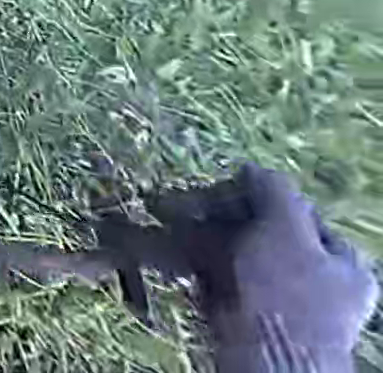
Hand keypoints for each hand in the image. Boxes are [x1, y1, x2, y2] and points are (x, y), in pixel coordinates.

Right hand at [160, 165, 376, 372]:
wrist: (267, 346)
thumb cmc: (287, 289)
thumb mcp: (288, 235)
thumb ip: (279, 197)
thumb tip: (258, 167)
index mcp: (343, 260)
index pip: (296, 212)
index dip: (257, 196)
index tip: (221, 188)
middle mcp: (316, 271)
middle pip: (260, 224)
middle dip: (218, 210)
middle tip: (188, 202)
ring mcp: (279, 283)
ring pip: (232, 239)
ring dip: (198, 225)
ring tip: (169, 217)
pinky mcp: (246, 292)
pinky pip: (217, 259)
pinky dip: (193, 247)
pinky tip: (174, 241)